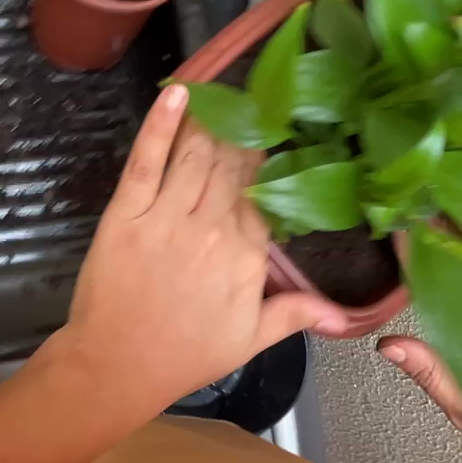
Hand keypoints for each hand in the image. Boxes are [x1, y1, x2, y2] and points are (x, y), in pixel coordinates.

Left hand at [39, 84, 344, 418]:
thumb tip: (345, 317)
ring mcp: (166, 219)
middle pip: (231, 169)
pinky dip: (161, 125)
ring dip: (211, 124)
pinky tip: (178, 94)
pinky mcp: (125, 215)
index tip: (273, 137)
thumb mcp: (247, 342)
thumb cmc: (183, 357)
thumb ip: (294, 316)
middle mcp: (212, 230)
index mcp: (246, 257)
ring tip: (224, 97)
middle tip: (250, 105)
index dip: (267, 165)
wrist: (116, 368)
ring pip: (195, 157)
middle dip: (242, 136)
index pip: (264, 196)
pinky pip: (146, 162)